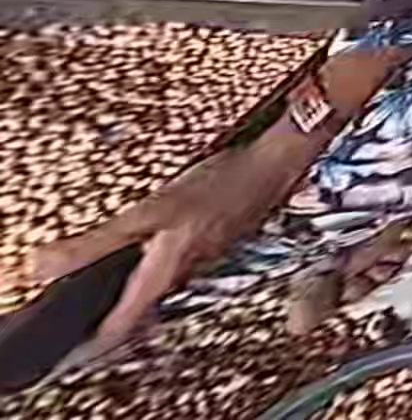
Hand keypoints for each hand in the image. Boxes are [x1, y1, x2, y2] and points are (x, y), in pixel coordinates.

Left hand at [27, 131, 316, 366]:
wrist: (281, 158)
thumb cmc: (226, 180)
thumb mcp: (152, 208)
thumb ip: (96, 242)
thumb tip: (36, 269)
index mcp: (168, 270)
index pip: (119, 326)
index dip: (86, 343)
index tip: (62, 347)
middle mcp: (191, 269)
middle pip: (142, 306)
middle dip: (111, 311)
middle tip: (80, 306)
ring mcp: (212, 252)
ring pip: (164, 283)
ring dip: (139, 284)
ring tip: (114, 275)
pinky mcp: (224, 236)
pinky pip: (184, 263)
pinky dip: (163, 264)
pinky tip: (159, 245)